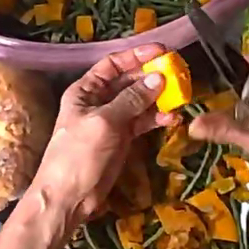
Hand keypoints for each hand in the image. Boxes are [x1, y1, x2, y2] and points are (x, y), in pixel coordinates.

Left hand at [27, 43, 177, 220]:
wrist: (68, 197)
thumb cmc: (78, 155)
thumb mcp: (104, 122)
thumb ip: (131, 100)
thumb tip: (157, 78)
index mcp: (85, 90)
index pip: (112, 64)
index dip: (136, 55)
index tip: (161, 50)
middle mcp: (99, 101)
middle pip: (129, 81)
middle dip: (152, 76)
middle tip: (177, 72)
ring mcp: (112, 120)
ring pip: (139, 101)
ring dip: (159, 98)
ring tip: (180, 96)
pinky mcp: (122, 138)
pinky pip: (143, 121)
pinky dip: (157, 118)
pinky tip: (173, 118)